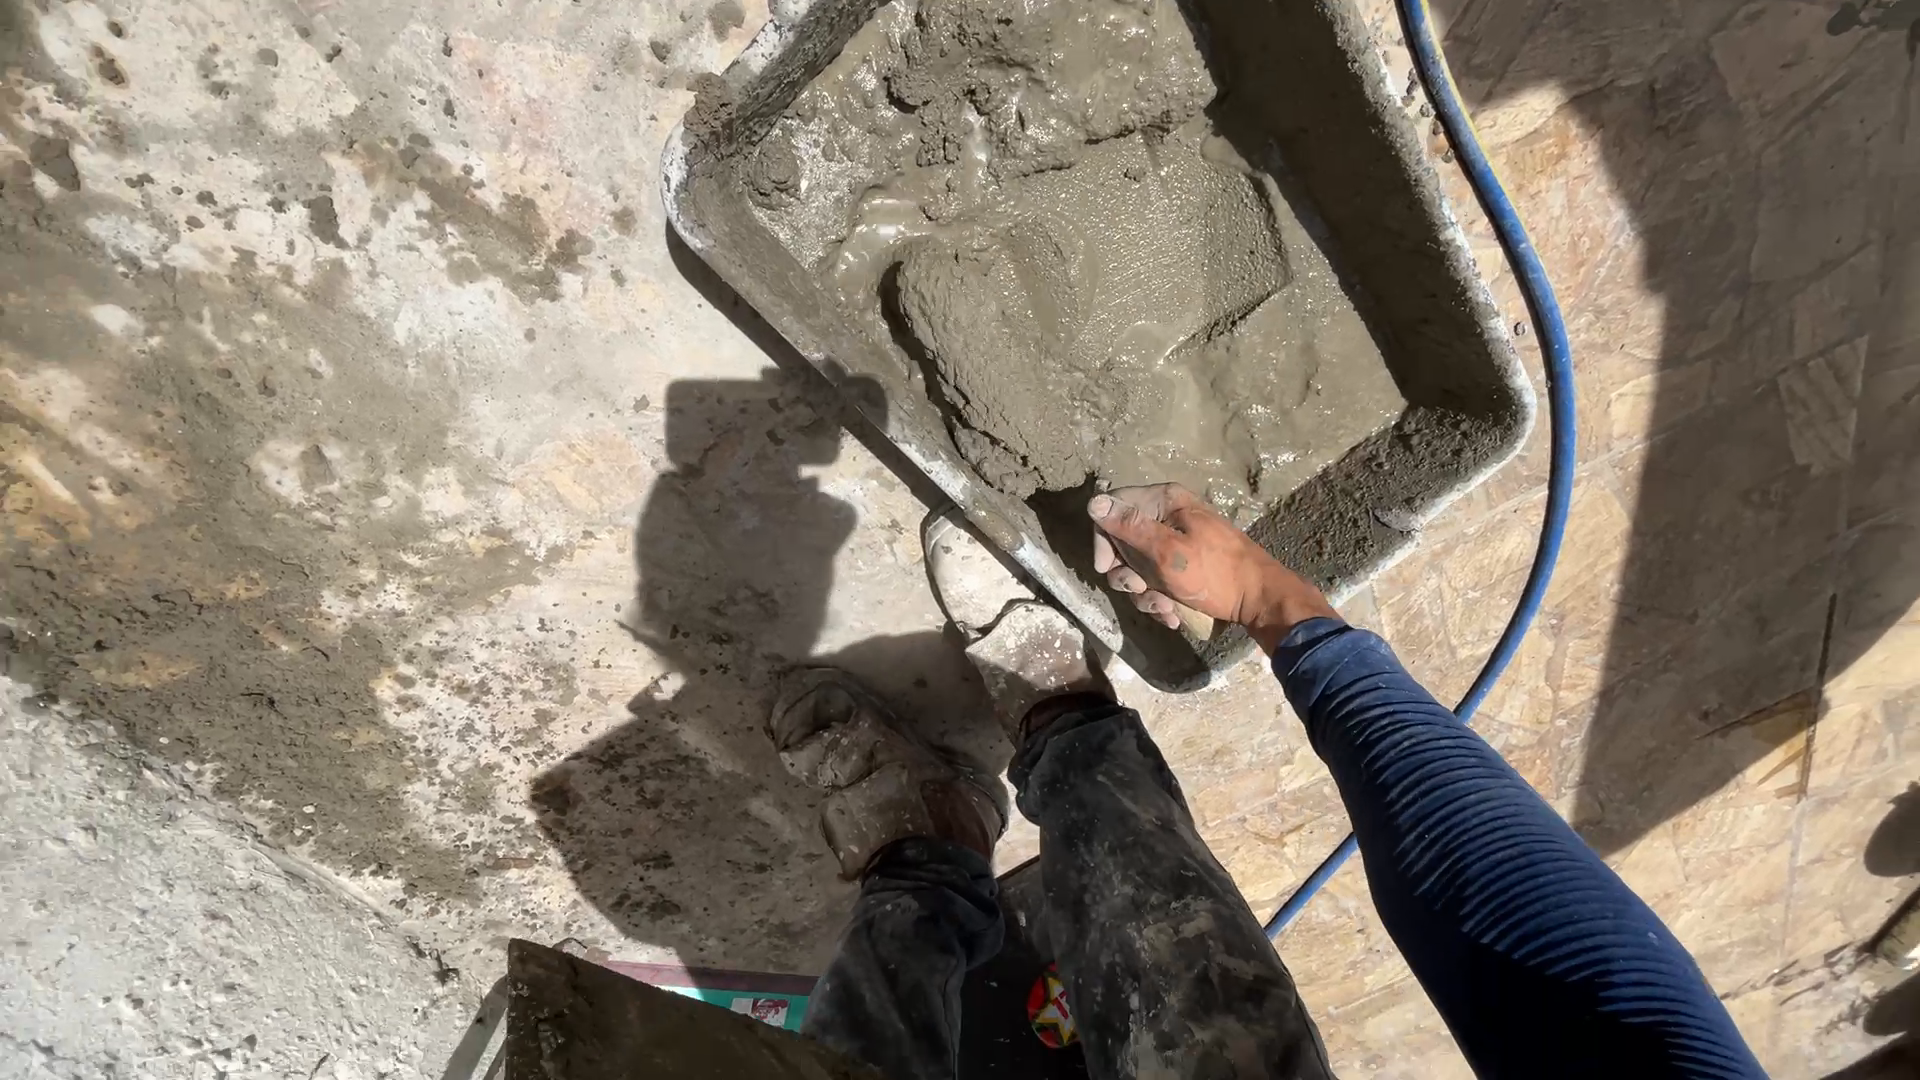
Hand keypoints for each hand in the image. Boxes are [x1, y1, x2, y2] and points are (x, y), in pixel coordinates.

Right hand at [1088, 484, 1338, 653]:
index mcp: (1164, 502)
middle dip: (1127, 575)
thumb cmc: (1215, 574)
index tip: (1106, 567)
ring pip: (1136, 568)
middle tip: (1141, 589)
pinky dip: (1158, 600)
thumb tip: (1094, 502)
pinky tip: (1172, 614)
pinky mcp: (1181, 565)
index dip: (1104, 540)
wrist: (1260, 602)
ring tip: (1164, 608)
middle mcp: (1166, 516)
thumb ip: (1130, 527)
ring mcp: (1174, 542)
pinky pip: (1154, 581)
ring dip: (1144, 594)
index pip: (1113, 508)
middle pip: (1122, 543)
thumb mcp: (1167, 552)